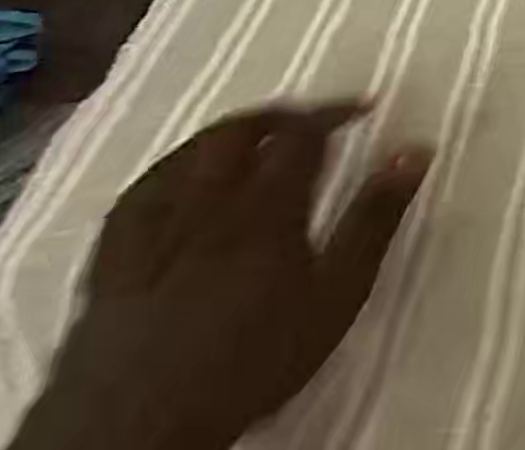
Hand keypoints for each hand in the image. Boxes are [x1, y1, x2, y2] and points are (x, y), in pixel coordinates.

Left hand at [13, 103, 431, 449]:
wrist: (142, 433)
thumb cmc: (257, 357)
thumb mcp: (339, 290)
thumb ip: (377, 217)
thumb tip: (416, 151)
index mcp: (263, 208)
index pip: (300, 135)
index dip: (334, 112)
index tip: (366, 107)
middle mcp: (203, 207)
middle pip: (236, 135)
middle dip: (279, 114)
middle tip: (312, 117)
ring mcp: (149, 235)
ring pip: (182, 158)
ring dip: (225, 135)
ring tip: (255, 135)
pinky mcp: (108, 265)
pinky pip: (133, 199)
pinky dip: (166, 173)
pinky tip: (178, 178)